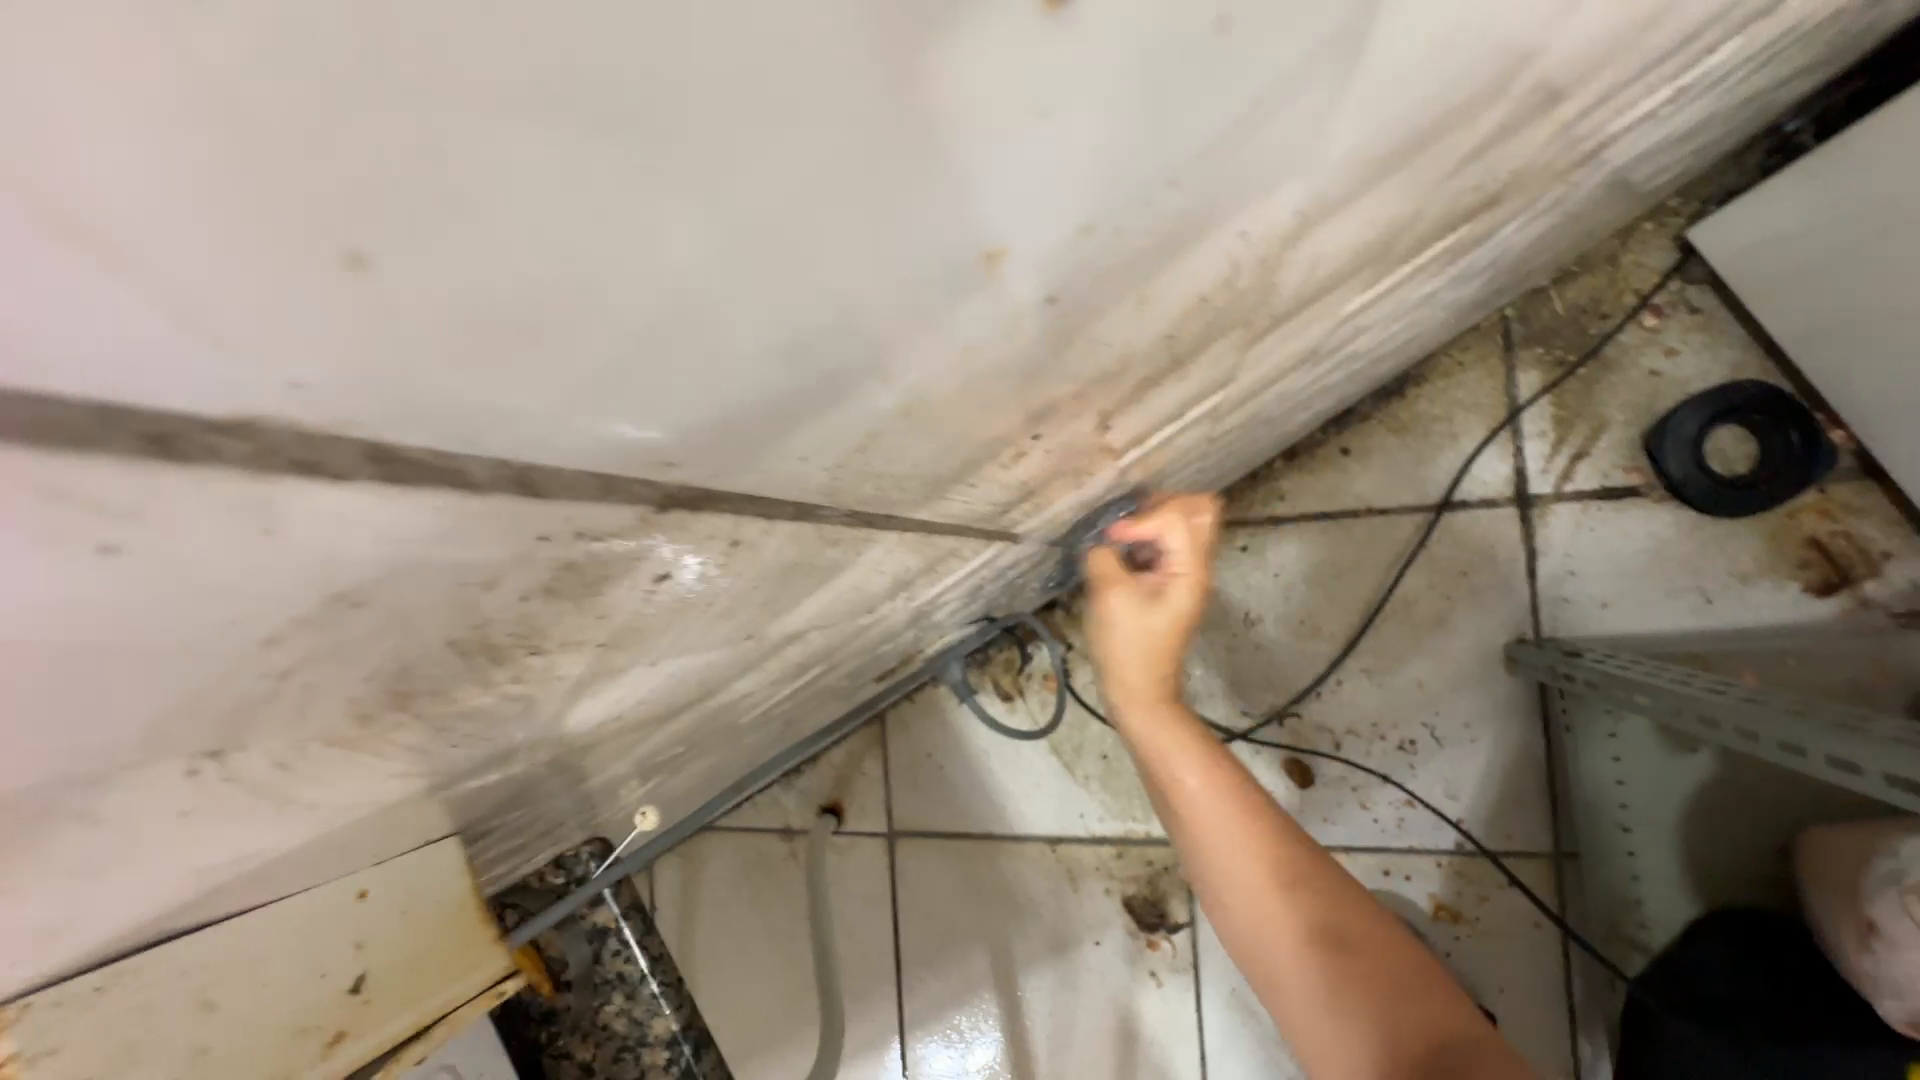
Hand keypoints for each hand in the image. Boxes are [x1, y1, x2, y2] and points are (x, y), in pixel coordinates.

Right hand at [1082, 493, 1223, 716]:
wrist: (1139, 691)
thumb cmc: (1126, 646)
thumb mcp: (1108, 595)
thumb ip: (1103, 555)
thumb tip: (1102, 541)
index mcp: (1189, 569)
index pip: (1176, 516)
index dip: (1140, 520)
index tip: (1111, 540)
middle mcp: (1196, 565)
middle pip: (1198, 509)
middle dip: (1159, 507)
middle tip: (1127, 525)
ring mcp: (1186, 573)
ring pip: (1186, 523)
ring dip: (1153, 520)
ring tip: (1123, 535)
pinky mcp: (1172, 582)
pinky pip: (1169, 542)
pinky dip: (1148, 537)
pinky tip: (1123, 552)